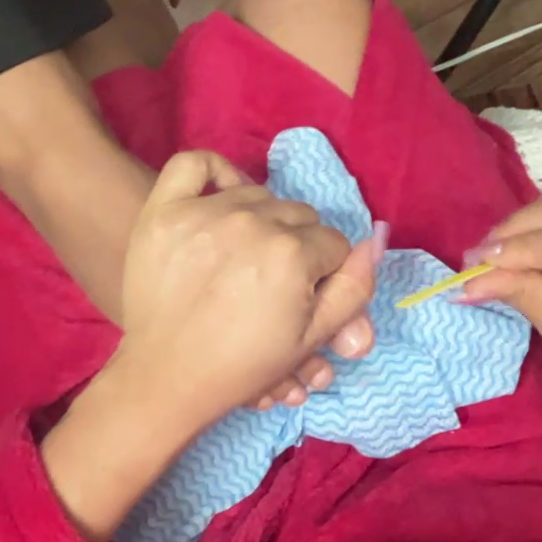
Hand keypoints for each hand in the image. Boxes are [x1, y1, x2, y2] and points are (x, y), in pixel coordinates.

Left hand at [112, 151, 379, 435]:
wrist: (165, 378)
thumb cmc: (242, 366)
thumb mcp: (311, 339)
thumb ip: (353, 289)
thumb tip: (376, 238)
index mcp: (294, 255)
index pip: (334, 245)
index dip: (325, 276)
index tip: (302, 298)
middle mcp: (253, 223)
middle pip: (299, 216)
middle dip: (297, 247)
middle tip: (274, 282)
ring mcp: (204, 213)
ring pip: (257, 195)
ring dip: (261, 220)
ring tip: (246, 256)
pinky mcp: (164, 211)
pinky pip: (194, 164)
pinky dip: (214, 174)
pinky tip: (223, 198)